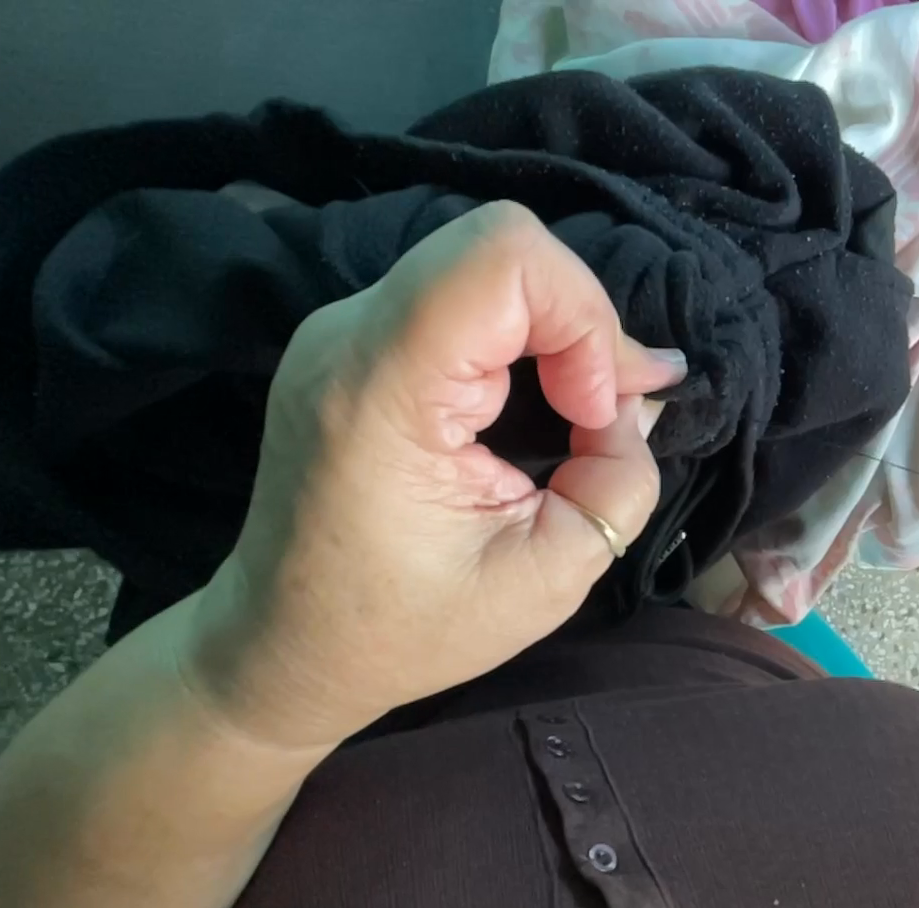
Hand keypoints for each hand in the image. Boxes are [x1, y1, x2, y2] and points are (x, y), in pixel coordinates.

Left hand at [177, 203, 684, 748]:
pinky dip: (535, 341)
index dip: (583, 320)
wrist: (283, 645)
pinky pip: (474, 301)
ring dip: (565, 335)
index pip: (502, 257)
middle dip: (585, 328)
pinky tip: (558, 398)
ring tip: (594, 411)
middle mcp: (351, 333)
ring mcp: (350, 330)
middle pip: (504, 250)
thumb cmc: (405, 630)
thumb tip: (635, 406)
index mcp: (379, 389)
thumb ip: (618, 485)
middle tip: (613, 415)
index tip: (590, 415)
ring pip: (495, 270)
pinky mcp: (367, 343)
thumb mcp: (547, 582)